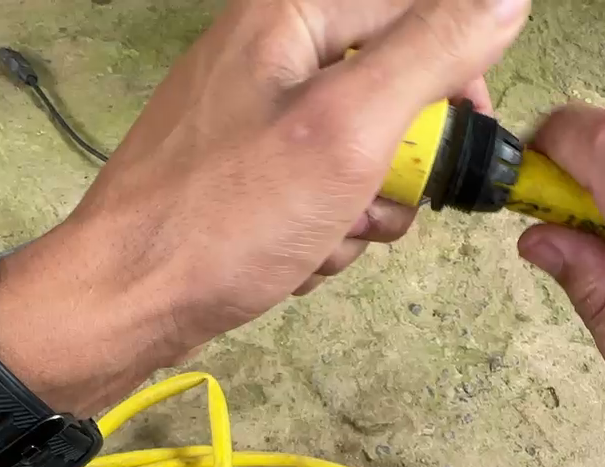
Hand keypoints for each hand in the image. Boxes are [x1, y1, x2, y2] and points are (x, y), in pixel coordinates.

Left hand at [0, 0, 527, 413]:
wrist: (135, 300)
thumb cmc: (236, 213)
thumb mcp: (348, 126)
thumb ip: (430, 54)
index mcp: (291, 18)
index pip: (410, 12)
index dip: (456, 72)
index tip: (468, 138)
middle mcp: (273, 61)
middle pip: (386, 98)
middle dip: (394, 169)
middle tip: (370, 205)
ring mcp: (258, 127)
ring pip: (358, 161)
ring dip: (359, 214)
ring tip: (320, 240)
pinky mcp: (250, 183)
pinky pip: (320, 199)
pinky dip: (323, 235)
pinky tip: (294, 257)